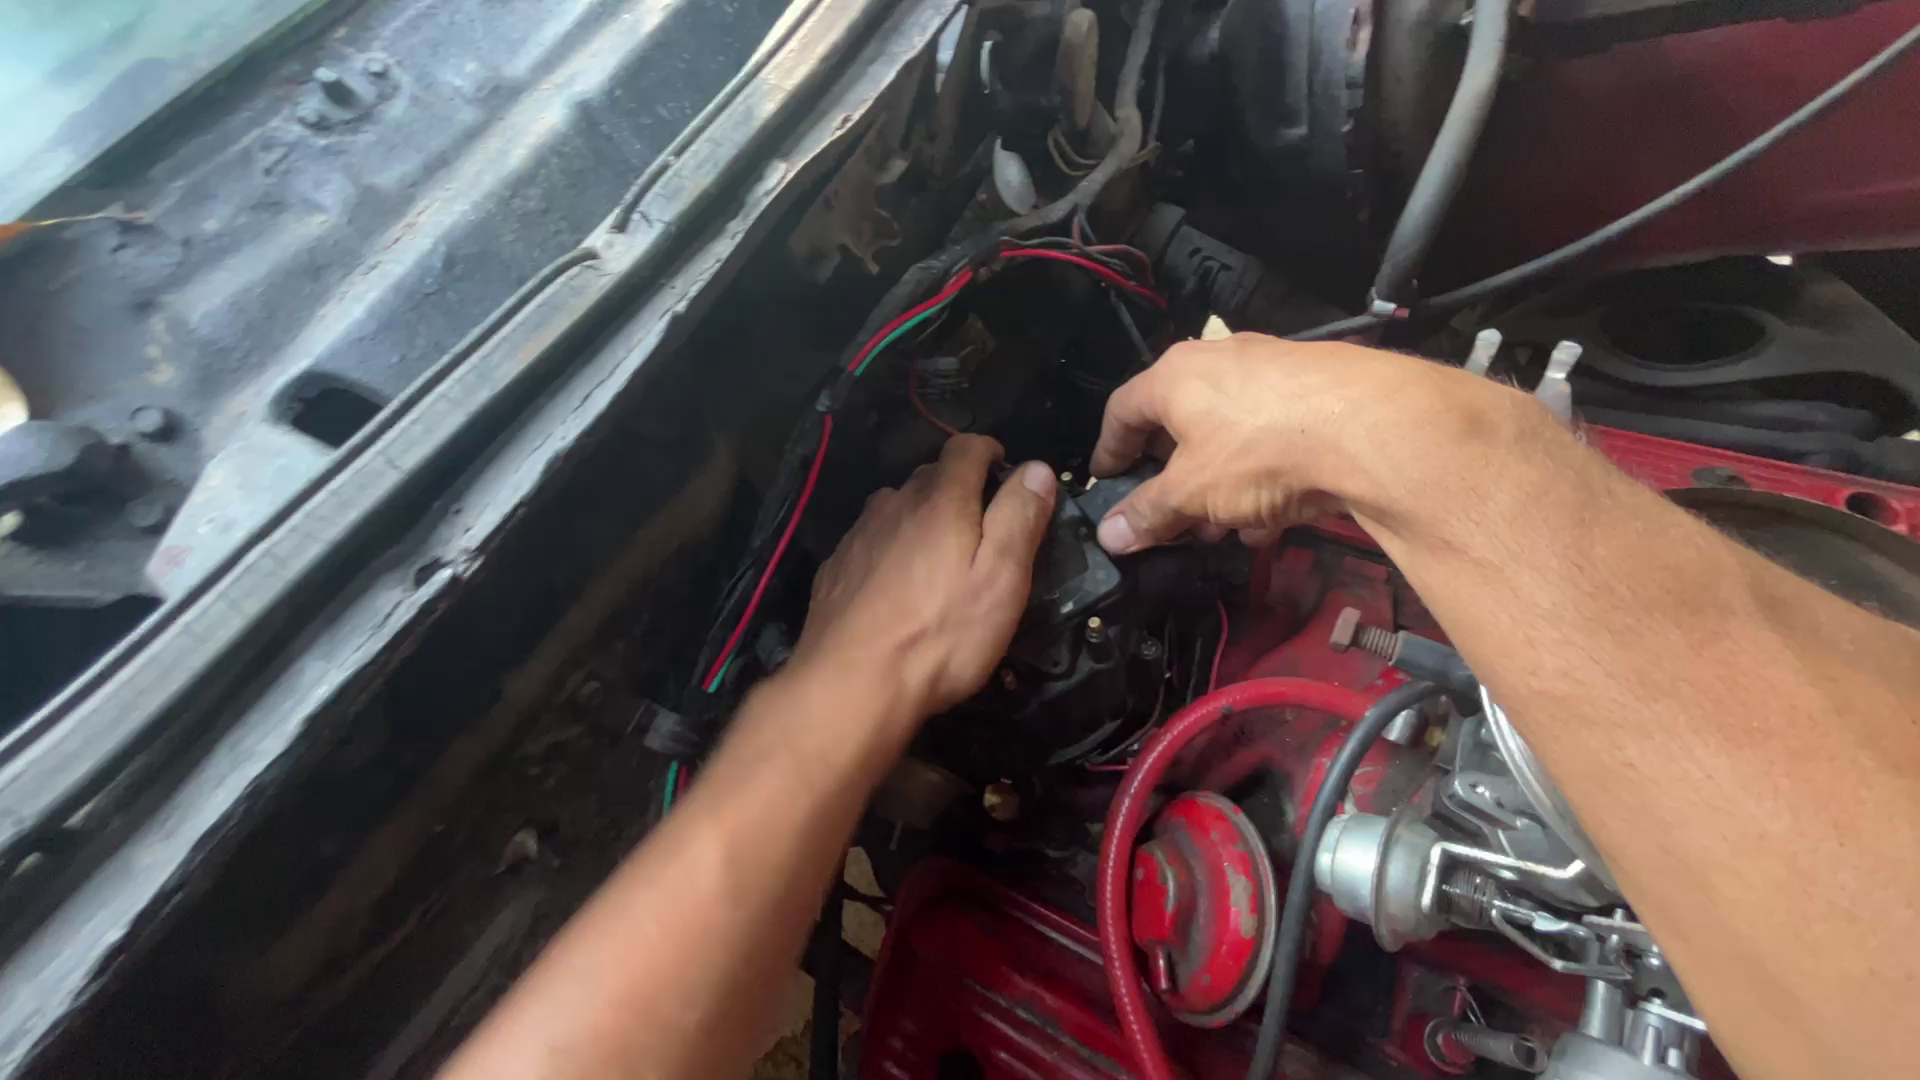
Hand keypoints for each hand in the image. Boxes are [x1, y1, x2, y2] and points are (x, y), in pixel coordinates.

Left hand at [792, 435, 1057, 720]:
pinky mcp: (836, 567)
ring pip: (898, 508)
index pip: (966, 447)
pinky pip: (872, 541)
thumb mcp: (1000, 579)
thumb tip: (1036, 468)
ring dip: (922, 519)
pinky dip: (891, 549)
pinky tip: (897, 588)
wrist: (850, 685)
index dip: (992, 453)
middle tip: (983, 531)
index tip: (1008, 475)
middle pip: (931, 476)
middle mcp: (894, 504)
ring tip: (939, 562)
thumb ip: (1019, 517)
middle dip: (961, 490)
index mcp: (940, 500)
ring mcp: (859, 535)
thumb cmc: (940, 634)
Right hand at [1089, 333, 1530, 552]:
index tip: (1104, 483)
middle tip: (1165, 516)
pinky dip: (1258, 478)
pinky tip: (1267, 523)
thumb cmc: (1258, 452)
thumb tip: (1109, 536)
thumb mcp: (1191, 492)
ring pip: (1226, 435)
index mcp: (1174, 376)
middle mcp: (1219, 362)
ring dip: (1213, 486)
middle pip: (1176, 424)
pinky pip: (1269, 437)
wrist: (1376, 429)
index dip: (1107, 451)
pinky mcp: (1317, 392)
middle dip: (1168, 478)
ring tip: (1216, 529)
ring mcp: (1271, 372)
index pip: (1121, 411)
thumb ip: (1146, 513)